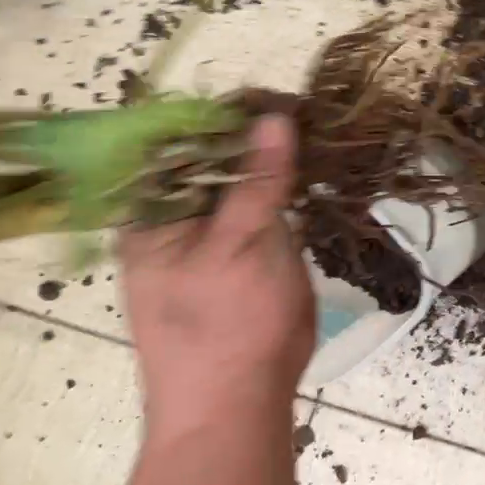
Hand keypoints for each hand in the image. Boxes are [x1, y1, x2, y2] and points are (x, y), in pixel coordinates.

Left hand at [119, 115, 314, 444]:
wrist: (243, 391)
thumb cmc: (221, 322)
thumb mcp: (236, 246)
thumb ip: (256, 181)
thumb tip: (276, 115)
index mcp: (153, 217)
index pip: (180, 148)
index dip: (222, 116)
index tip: (276, 92)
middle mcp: (183, 217)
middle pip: (221, 157)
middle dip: (264, 130)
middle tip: (315, 104)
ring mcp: (223, 230)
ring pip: (254, 175)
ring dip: (287, 151)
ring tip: (331, 121)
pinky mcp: (260, 242)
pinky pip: (276, 196)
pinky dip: (300, 175)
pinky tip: (329, 156)